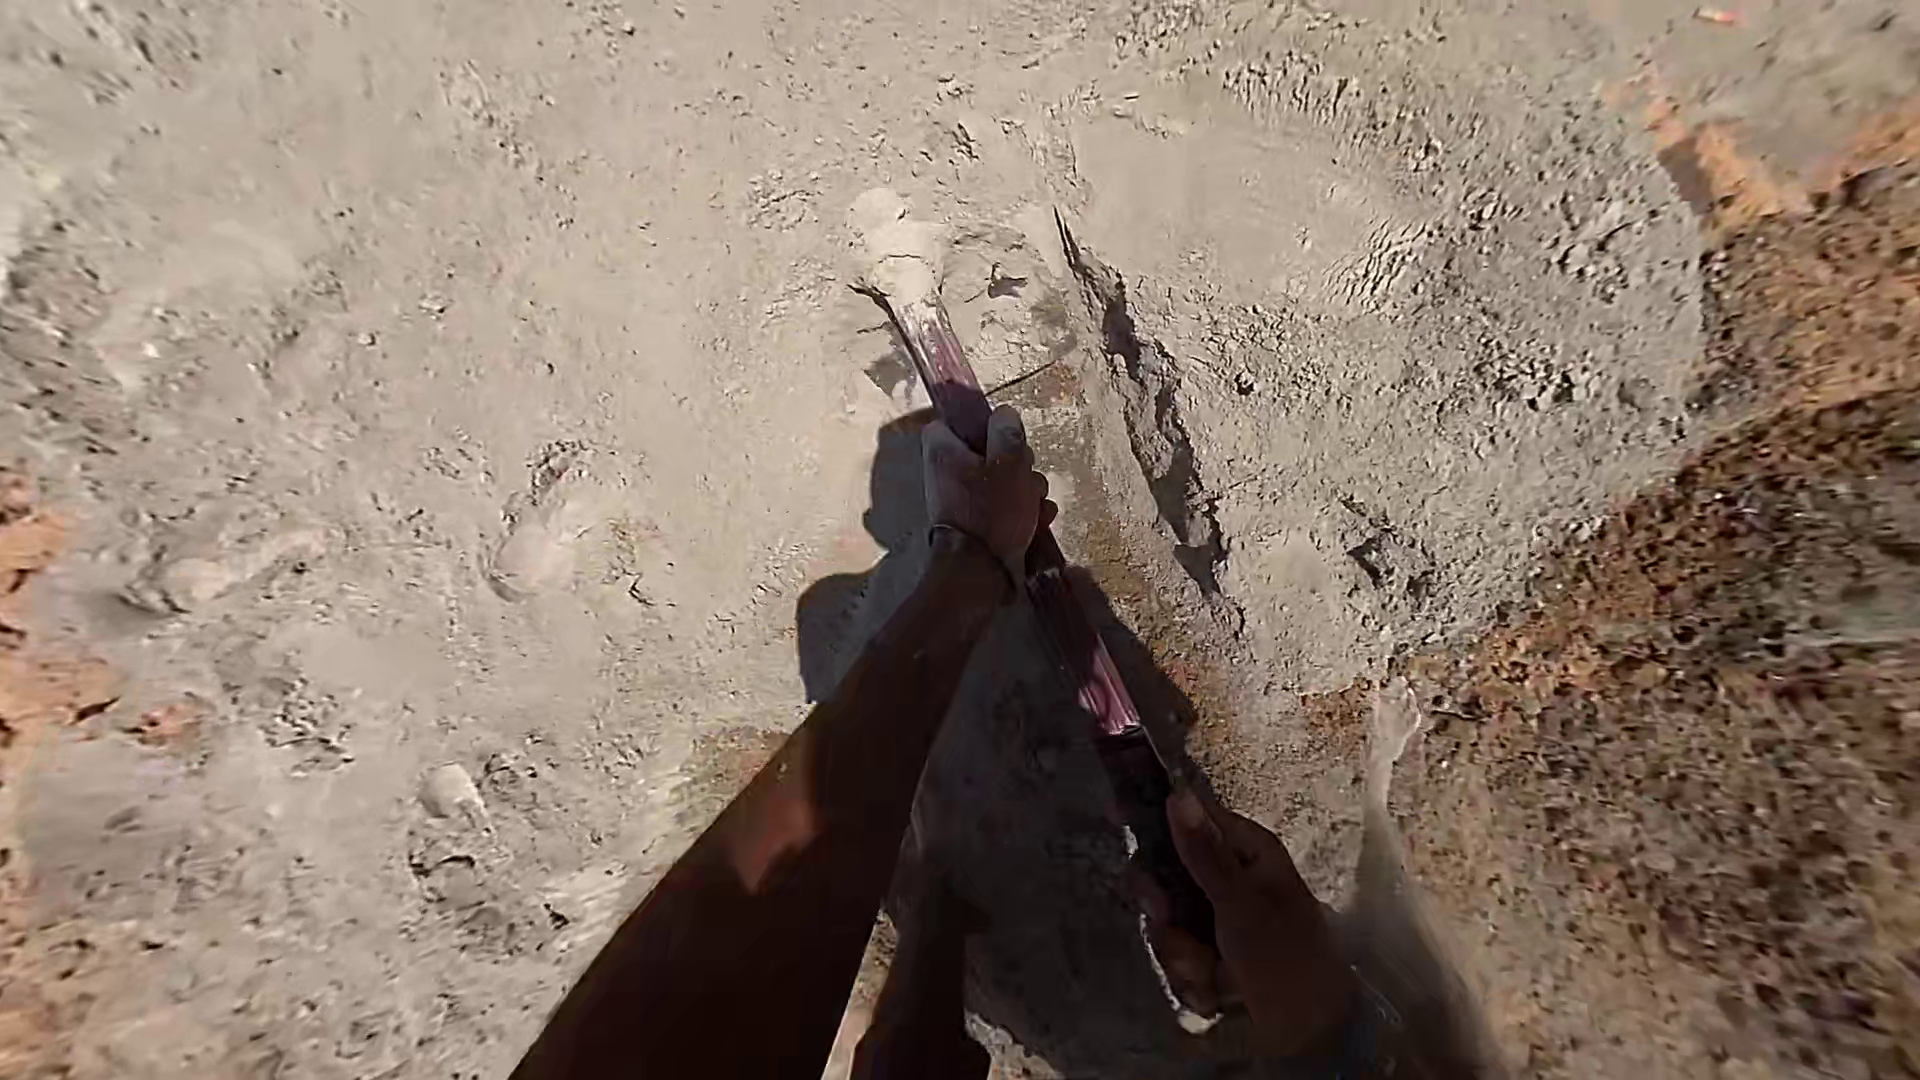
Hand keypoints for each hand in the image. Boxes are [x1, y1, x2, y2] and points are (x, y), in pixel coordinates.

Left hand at [921, 405, 1052, 579]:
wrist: (981, 572)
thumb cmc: (991, 512)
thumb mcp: (1008, 462)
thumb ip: (1007, 432)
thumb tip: (1004, 414)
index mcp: (942, 451)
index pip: (951, 422)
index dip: (979, 425)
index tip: (1002, 434)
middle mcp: (945, 473)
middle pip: (986, 452)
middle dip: (1016, 462)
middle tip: (1026, 474)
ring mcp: (961, 500)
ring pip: (1001, 480)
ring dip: (1025, 489)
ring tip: (1035, 505)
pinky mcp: (976, 523)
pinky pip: (1003, 507)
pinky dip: (1022, 512)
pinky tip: (1038, 520)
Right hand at [1143, 791, 1355, 1054]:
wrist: (1315, 1045)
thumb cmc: (1287, 961)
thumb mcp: (1245, 905)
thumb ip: (1206, 853)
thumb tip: (1177, 794)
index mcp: (1244, 849)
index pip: (1188, 813)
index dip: (1151, 812)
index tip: (1114, 812)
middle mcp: (1224, 873)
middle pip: (1162, 863)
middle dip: (1160, 901)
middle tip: (1163, 915)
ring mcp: (1212, 912)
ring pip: (1162, 912)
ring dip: (1178, 948)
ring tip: (1208, 973)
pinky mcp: (1205, 948)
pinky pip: (1172, 947)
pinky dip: (1187, 973)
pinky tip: (1213, 992)